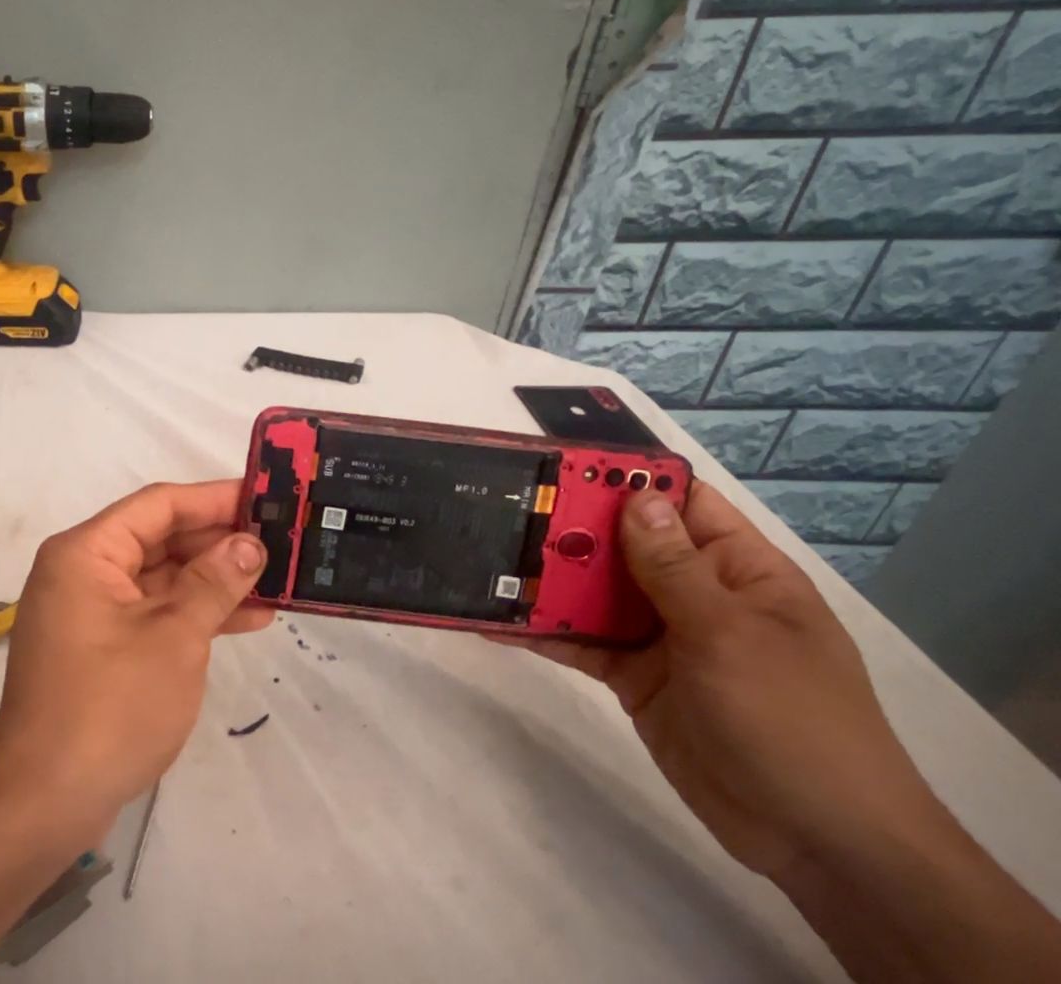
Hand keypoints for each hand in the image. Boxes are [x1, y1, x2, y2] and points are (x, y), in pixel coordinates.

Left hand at [0, 480, 270, 842]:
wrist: (46, 796)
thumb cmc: (111, 706)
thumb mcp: (174, 637)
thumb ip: (213, 583)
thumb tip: (248, 543)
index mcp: (86, 553)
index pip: (159, 506)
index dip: (216, 499)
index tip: (269, 499)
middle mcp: (80, 573)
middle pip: (157, 539)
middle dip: (218, 542)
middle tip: (282, 544)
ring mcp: (87, 613)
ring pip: (158, 579)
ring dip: (212, 581)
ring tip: (276, 584)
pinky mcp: (97, 650)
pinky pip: (150, 614)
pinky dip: (191, 614)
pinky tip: (244, 620)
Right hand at [500, 482, 947, 882]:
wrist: (813, 835)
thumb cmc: (789, 718)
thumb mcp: (730, 635)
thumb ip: (673, 569)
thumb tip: (636, 499)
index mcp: (741, 571)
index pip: (682, 505)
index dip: (629, 481)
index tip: (564, 464)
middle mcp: (699, 596)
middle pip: (628, 546)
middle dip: (574, 529)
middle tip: (506, 511)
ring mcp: (665, 639)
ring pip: (597, 594)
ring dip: (550, 580)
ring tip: (487, 559)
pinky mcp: (634, 678)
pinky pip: (582, 643)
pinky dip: (544, 633)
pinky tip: (498, 622)